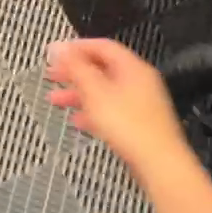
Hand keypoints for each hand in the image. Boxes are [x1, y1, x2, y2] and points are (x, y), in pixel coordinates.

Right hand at [46, 38, 196, 181]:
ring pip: (103, 91)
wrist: (160, 166)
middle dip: (73, 72)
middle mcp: (139, 82)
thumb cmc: (128, 124)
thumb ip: (75, 67)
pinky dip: (92, 112)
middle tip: (51, 75)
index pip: (101, 46)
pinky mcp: (140, 125)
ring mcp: (141, 105)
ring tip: (55, 100)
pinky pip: (111, 111)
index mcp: (132, 68)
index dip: (76, 47)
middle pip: (101, 69)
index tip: (55, 54)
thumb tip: (58, 47)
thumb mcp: (95, 90)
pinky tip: (78, 121)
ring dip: (78, 93)